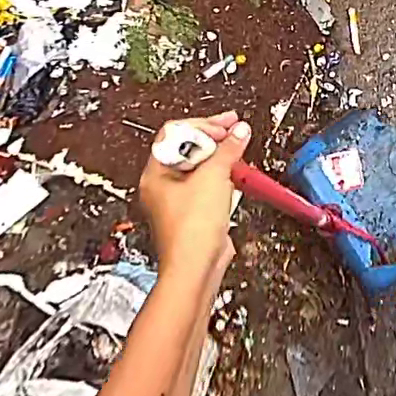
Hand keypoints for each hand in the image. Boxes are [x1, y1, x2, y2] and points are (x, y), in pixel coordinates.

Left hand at [138, 112, 250, 278]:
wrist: (196, 269)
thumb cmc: (191, 230)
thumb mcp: (213, 177)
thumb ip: (227, 149)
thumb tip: (239, 131)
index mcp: (156, 173)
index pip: (176, 134)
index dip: (202, 127)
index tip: (224, 126)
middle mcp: (163, 185)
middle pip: (188, 149)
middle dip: (213, 138)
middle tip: (234, 128)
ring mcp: (178, 201)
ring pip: (199, 168)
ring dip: (220, 157)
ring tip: (238, 146)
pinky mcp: (194, 214)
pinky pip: (207, 186)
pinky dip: (221, 177)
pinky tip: (235, 173)